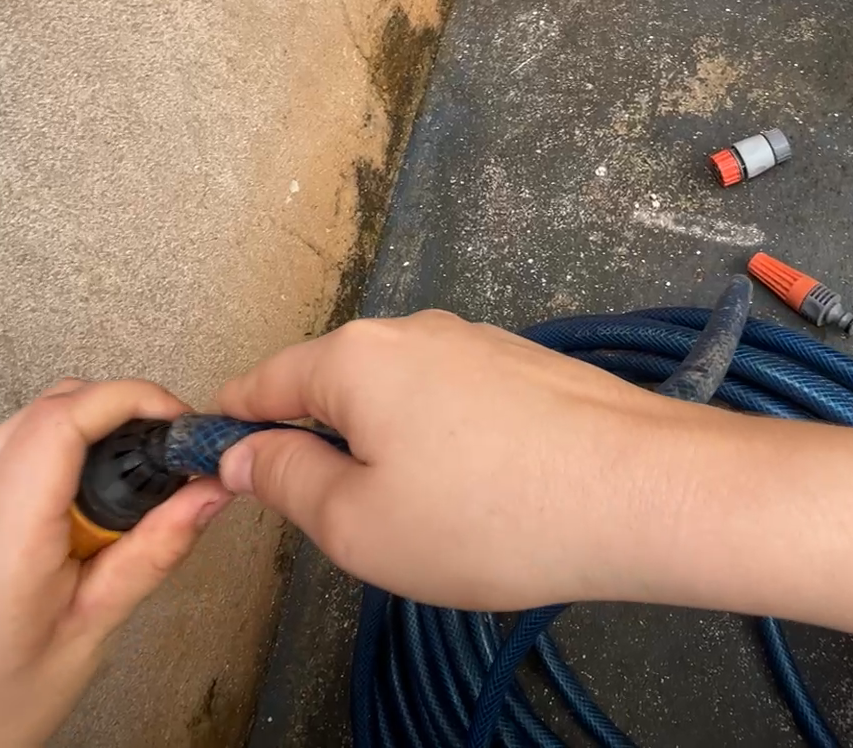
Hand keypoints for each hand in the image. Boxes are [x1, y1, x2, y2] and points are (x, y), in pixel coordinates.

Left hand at [0, 379, 232, 747]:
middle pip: (45, 406)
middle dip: (117, 409)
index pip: (60, 420)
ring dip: (85, 434)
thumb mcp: (91, 634)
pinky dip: (51, 459)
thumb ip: (155, 551)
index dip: (129, 397)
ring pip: (23, 423)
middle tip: (159, 452)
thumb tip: (209, 492)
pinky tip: (69, 515)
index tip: (173, 418)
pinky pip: (0, 455)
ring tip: (116, 496)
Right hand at [216, 310, 730, 610]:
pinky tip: (478, 483)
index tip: (218, 461)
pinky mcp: (519, 359)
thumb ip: (287, 480)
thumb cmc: (487, 514)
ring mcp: (474, 339)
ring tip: (426, 510)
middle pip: (335, 382)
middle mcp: (413, 330)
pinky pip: (451, 395)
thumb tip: (245, 452)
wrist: (635, 487)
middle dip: (321, 441)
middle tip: (341, 515)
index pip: (265, 381)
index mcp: (357, 356)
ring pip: (397, 391)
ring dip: (387, 442)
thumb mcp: (359, 523)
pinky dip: (440, 435)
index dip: (232, 424)